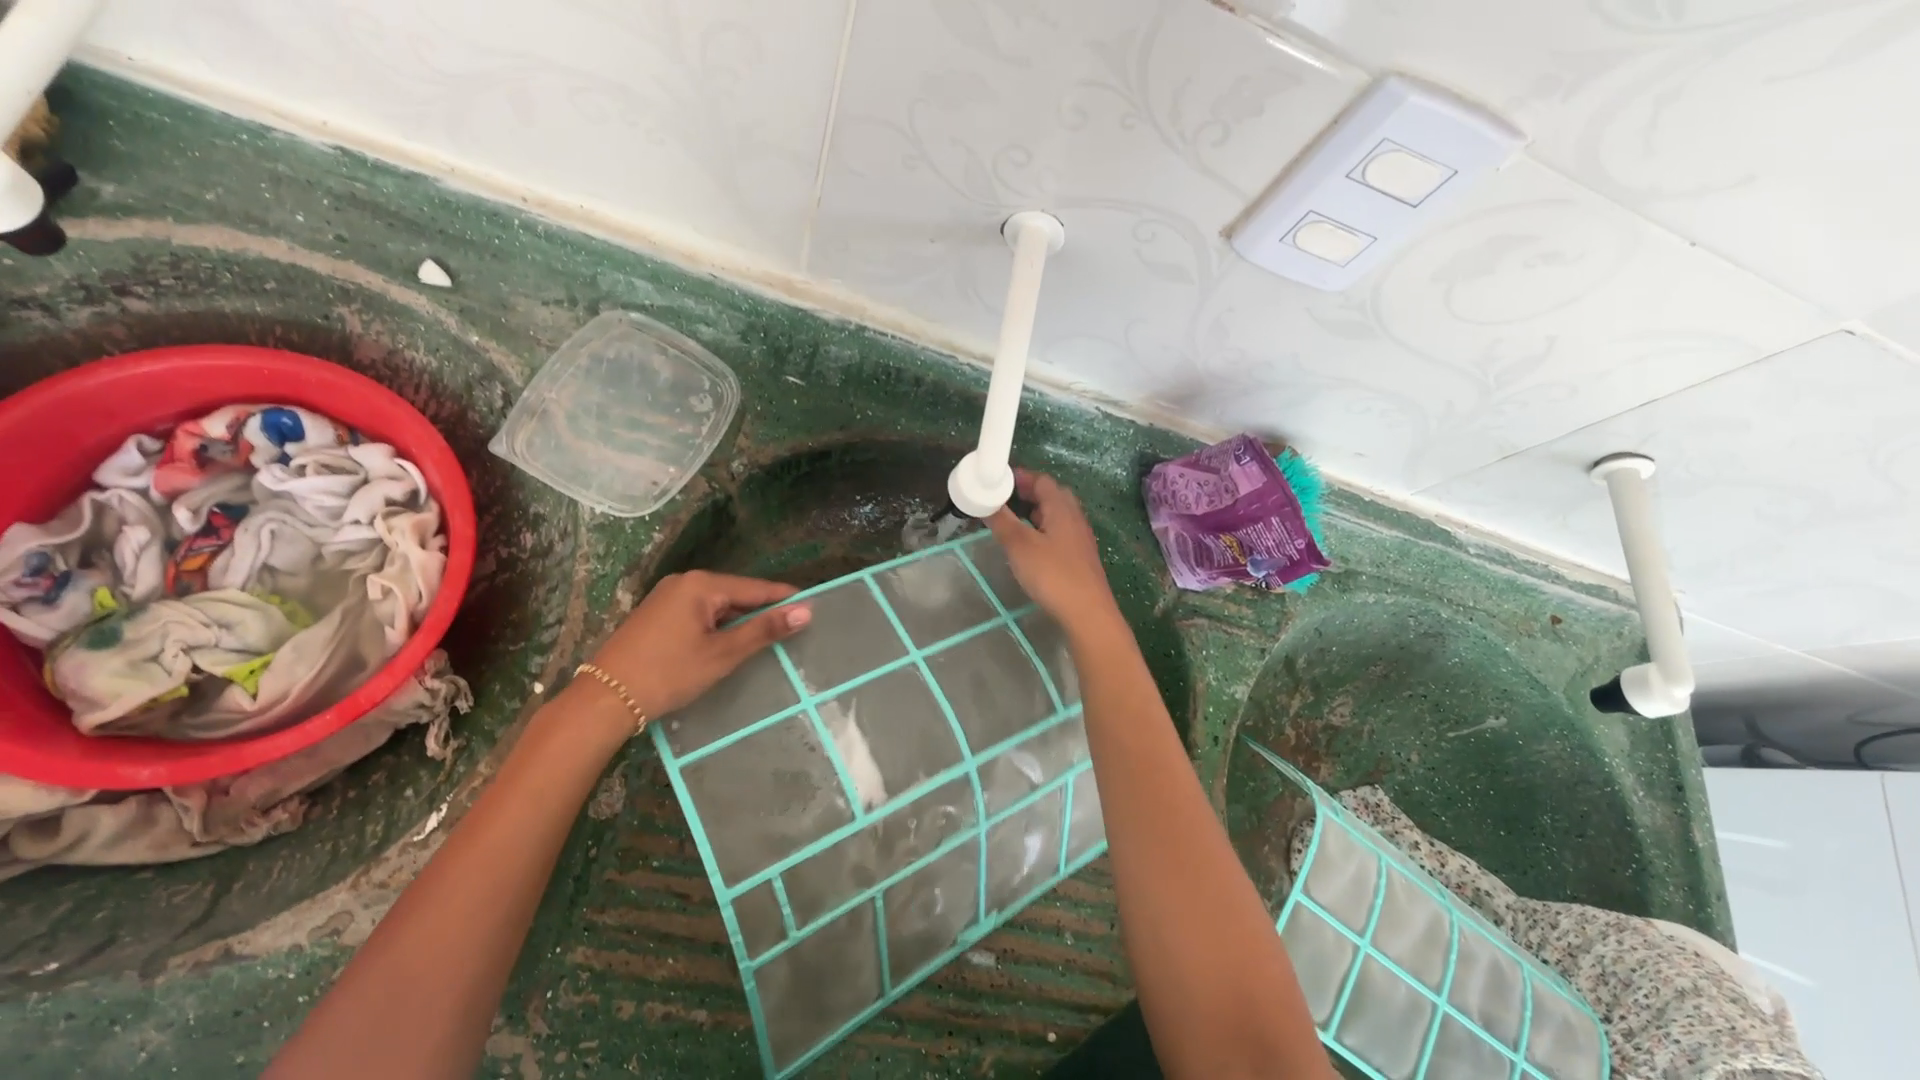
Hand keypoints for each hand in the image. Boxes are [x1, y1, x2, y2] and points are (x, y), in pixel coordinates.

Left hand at [583, 570, 811, 720]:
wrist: (606, 698)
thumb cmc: (669, 673)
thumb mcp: (723, 653)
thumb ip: (764, 630)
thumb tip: (806, 611)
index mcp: (701, 584)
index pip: (756, 588)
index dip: (785, 600)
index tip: (815, 610)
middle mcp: (684, 582)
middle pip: (736, 595)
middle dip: (762, 613)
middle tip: (794, 633)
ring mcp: (667, 598)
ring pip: (717, 607)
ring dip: (740, 624)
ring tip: (768, 643)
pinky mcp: (657, 616)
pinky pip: (699, 615)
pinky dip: (718, 629)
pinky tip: (730, 647)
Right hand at [985, 470, 1123, 635]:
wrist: (1088, 612)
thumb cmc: (1053, 575)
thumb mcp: (1020, 546)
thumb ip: (1002, 521)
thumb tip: (985, 500)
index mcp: (1062, 509)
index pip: (1043, 481)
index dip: (1022, 477)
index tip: (1000, 480)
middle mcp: (1075, 518)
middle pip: (1053, 495)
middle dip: (1030, 493)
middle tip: (1007, 498)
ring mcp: (1080, 539)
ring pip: (1058, 515)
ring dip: (1037, 512)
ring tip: (1015, 520)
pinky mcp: (1081, 558)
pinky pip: (1061, 533)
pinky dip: (1044, 530)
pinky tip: (1033, 546)